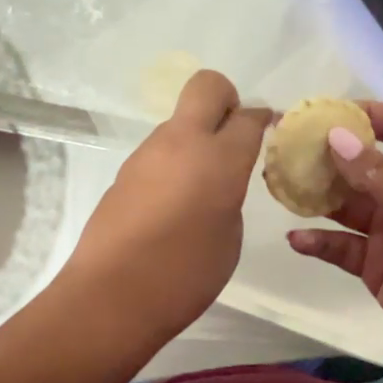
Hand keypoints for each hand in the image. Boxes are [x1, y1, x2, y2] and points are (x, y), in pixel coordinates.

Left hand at [61, 70, 268, 337]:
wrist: (113, 296)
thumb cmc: (184, 276)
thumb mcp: (229, 240)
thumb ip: (230, 200)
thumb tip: (218, 184)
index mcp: (219, 159)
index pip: (248, 117)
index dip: (262, 121)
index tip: (269, 134)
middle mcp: (181, 143)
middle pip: (208, 86)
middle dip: (226, 101)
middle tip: (231, 140)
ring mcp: (146, 156)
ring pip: (179, 124)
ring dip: (194, 142)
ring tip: (200, 193)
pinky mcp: (123, 175)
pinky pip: (158, 157)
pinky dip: (171, 169)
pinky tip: (172, 211)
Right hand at [285, 102, 382, 356]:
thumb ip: (379, 173)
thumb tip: (335, 136)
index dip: (365, 116)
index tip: (322, 115)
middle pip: (365, 164)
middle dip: (329, 156)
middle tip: (286, 149)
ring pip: (347, 205)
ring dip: (318, 197)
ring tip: (282, 187)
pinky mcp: (376, 266)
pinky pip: (342, 247)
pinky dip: (320, 242)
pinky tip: (296, 238)